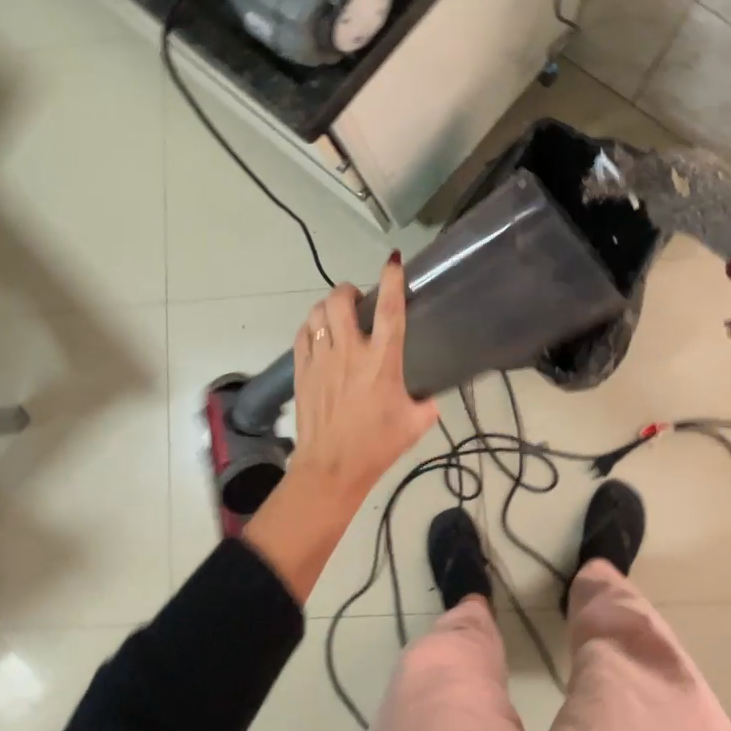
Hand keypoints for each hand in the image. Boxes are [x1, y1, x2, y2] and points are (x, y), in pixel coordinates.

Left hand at [289, 253, 439, 503]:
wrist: (331, 469)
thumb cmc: (377, 446)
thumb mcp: (415, 425)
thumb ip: (426, 404)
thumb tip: (430, 397)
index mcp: (382, 362)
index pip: (389, 311)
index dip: (391, 281)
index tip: (393, 262)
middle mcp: (350, 352)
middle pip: (341, 301)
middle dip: (349, 291)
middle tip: (358, 300)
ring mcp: (321, 359)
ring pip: (318, 313)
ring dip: (328, 306)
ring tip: (337, 314)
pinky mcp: (301, 370)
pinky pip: (303, 334)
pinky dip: (311, 326)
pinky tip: (320, 334)